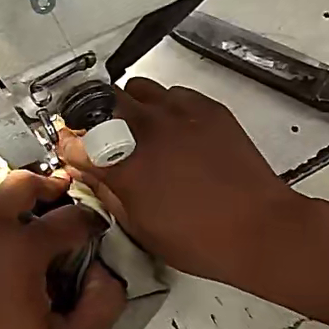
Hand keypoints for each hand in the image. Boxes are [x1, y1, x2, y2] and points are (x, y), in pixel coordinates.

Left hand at [0, 171, 125, 328]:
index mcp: (14, 253)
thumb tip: (104, 274)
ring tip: (44, 261)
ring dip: (21, 223)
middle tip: (71, 204)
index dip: (93, 220)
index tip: (103, 231)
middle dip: (50, 189)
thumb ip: (102, 302)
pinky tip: (9, 289)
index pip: (67, 217)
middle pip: (18, 189)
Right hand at [58, 79, 309, 288]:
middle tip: (100, 135)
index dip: (69, 147)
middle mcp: (146, 131)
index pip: (75, 141)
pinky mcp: (208, 109)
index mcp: (123, 165)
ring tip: (137, 128)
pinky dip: (166, 106)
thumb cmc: (203, 239)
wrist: (259, 228)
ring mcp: (179, 114)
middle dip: (92, 117)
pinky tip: (173, 129)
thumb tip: (92, 176)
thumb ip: (109, 195)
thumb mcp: (141, 228)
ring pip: (137, 89)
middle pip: (99, 102)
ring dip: (129, 106)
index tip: (73, 151)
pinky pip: (174, 93)